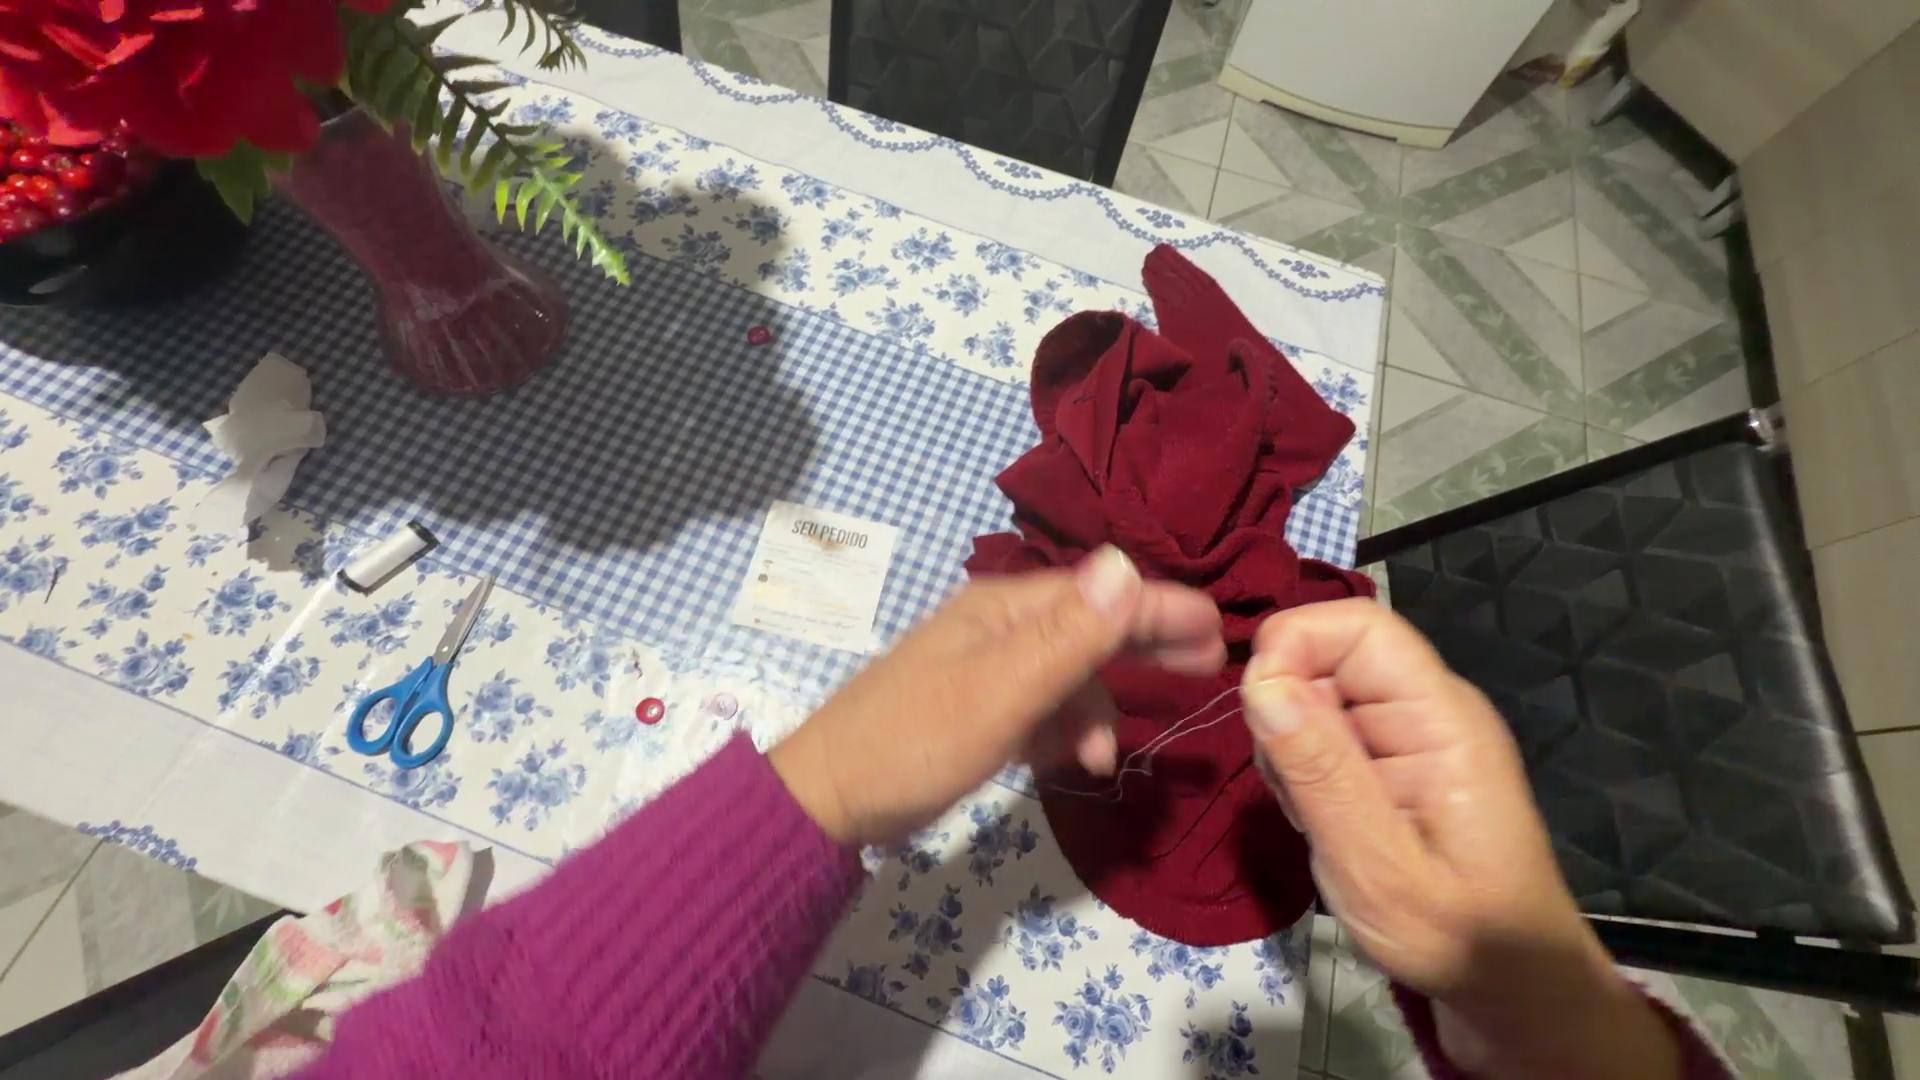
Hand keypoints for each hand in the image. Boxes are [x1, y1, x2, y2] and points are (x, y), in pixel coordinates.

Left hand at [770, 546, 1223, 848]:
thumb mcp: (1001, 691)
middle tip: (1203, 665)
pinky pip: (1040, 706)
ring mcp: (986, 665)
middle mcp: (999, 626)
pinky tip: (1066, 759)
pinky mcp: (978, 705)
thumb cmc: (917, 741)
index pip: (1101, 594)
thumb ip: (1068, 636)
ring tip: (1103, 757)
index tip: (1220, 628)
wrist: (832, 796)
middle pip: (1088, 625)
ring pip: (1066, 674)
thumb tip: (1128, 564)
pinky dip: (1062, 729)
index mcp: (1006, 608)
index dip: (1161, 607)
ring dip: (1094, 710)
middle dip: (1143, 645)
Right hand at [1240, 599, 1681, 1079]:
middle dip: (1282, 707)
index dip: (1296, 642)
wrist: (1506, 986)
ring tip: (1310, 811)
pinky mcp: (1380, 755)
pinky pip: (1315, 727)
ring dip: (1286, 742)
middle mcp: (1422, 707)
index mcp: (1439, 717)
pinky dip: (1294, 762)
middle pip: (1325, 654)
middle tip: (1289, 784)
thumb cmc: (1459, 936)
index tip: (1255, 704)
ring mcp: (1400, 730)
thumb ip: (1320, 772)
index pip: (1360, 627)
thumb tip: (1260, 682)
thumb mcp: (1377, 867)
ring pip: (1310, 691)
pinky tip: (1316, 814)